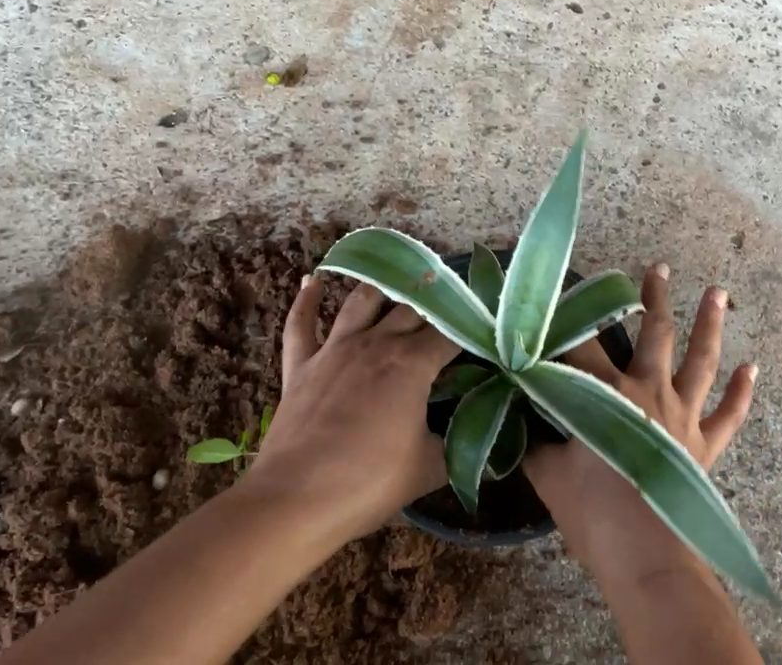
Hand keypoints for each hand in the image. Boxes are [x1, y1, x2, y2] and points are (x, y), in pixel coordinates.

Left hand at [238, 275, 459, 542]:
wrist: (295, 502)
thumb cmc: (368, 483)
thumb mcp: (428, 469)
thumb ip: (457, 446)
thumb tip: (478, 436)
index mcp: (411, 364)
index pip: (450, 333)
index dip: (471, 326)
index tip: (486, 326)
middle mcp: (375, 344)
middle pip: (410, 309)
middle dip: (435, 301)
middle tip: (453, 298)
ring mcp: (334, 350)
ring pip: (361, 302)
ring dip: (383, 288)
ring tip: (399, 279)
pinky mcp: (301, 367)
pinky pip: (301, 324)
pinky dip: (306, 300)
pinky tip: (312, 280)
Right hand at [524, 262, 756, 572]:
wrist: (645, 554)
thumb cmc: (593, 511)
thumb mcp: (549, 475)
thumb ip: (536, 443)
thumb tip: (517, 425)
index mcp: (609, 393)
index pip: (583, 347)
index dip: (568, 324)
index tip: (558, 305)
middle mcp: (651, 392)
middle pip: (656, 334)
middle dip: (655, 298)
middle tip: (658, 268)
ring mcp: (683, 416)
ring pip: (701, 361)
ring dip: (710, 324)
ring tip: (718, 293)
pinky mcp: (705, 446)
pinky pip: (729, 414)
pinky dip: (741, 392)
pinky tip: (752, 367)